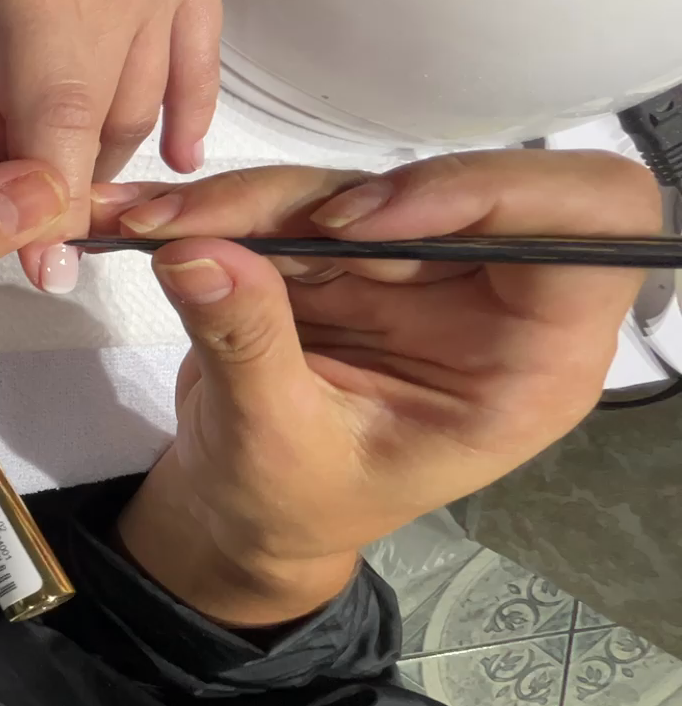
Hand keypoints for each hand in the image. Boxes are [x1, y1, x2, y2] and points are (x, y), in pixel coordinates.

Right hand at [98, 151, 659, 624]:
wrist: (238, 510)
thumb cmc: (290, 502)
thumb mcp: (273, 438)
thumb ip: (245, 344)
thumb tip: (190, 252)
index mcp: (519, 354)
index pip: (578, 230)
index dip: (478, 196)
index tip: (343, 223)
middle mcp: (465, 296)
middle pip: (402, 199)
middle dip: (276, 204)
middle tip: (166, 224)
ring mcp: (383, 274)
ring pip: (316, 195)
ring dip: (216, 204)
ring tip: (126, 220)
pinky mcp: (312, 266)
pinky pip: (257, 217)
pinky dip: (190, 216)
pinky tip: (129, 218)